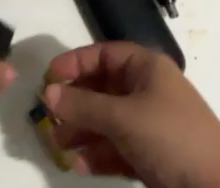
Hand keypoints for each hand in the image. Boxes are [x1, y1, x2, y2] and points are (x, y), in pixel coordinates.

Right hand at [42, 42, 219, 187]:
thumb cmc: (172, 138)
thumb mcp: (123, 117)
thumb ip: (83, 105)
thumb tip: (47, 92)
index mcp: (146, 68)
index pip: (103, 55)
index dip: (74, 63)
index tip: (48, 79)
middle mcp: (147, 91)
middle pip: (101, 89)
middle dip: (74, 104)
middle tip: (48, 118)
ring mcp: (150, 125)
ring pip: (106, 121)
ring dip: (82, 132)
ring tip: (58, 147)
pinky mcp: (152, 156)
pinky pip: (117, 148)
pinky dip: (98, 154)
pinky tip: (79, 165)